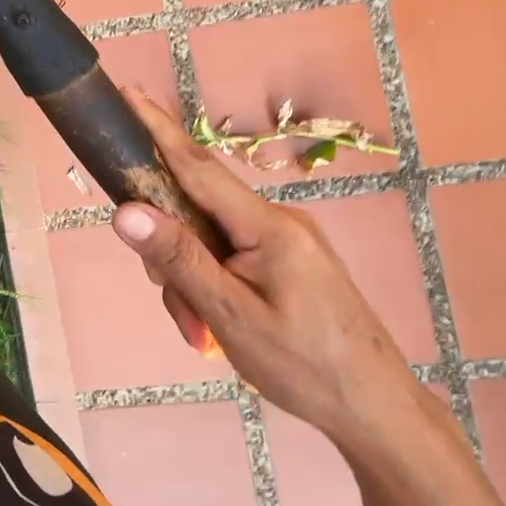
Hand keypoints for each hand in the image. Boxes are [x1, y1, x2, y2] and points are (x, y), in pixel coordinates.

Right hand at [110, 89, 422, 449]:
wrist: (380, 413)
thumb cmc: (305, 366)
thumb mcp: (231, 315)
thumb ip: (178, 259)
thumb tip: (125, 211)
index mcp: (268, 228)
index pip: (198, 167)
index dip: (158, 128)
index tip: (128, 92)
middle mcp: (278, 222)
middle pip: (193, 210)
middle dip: (169, 251)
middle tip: (174, 304)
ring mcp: (284, 241)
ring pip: (206, 238)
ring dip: (189, 278)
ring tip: (200, 329)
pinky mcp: (287, 260)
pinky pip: (226, 254)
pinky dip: (208, 282)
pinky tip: (214, 323)